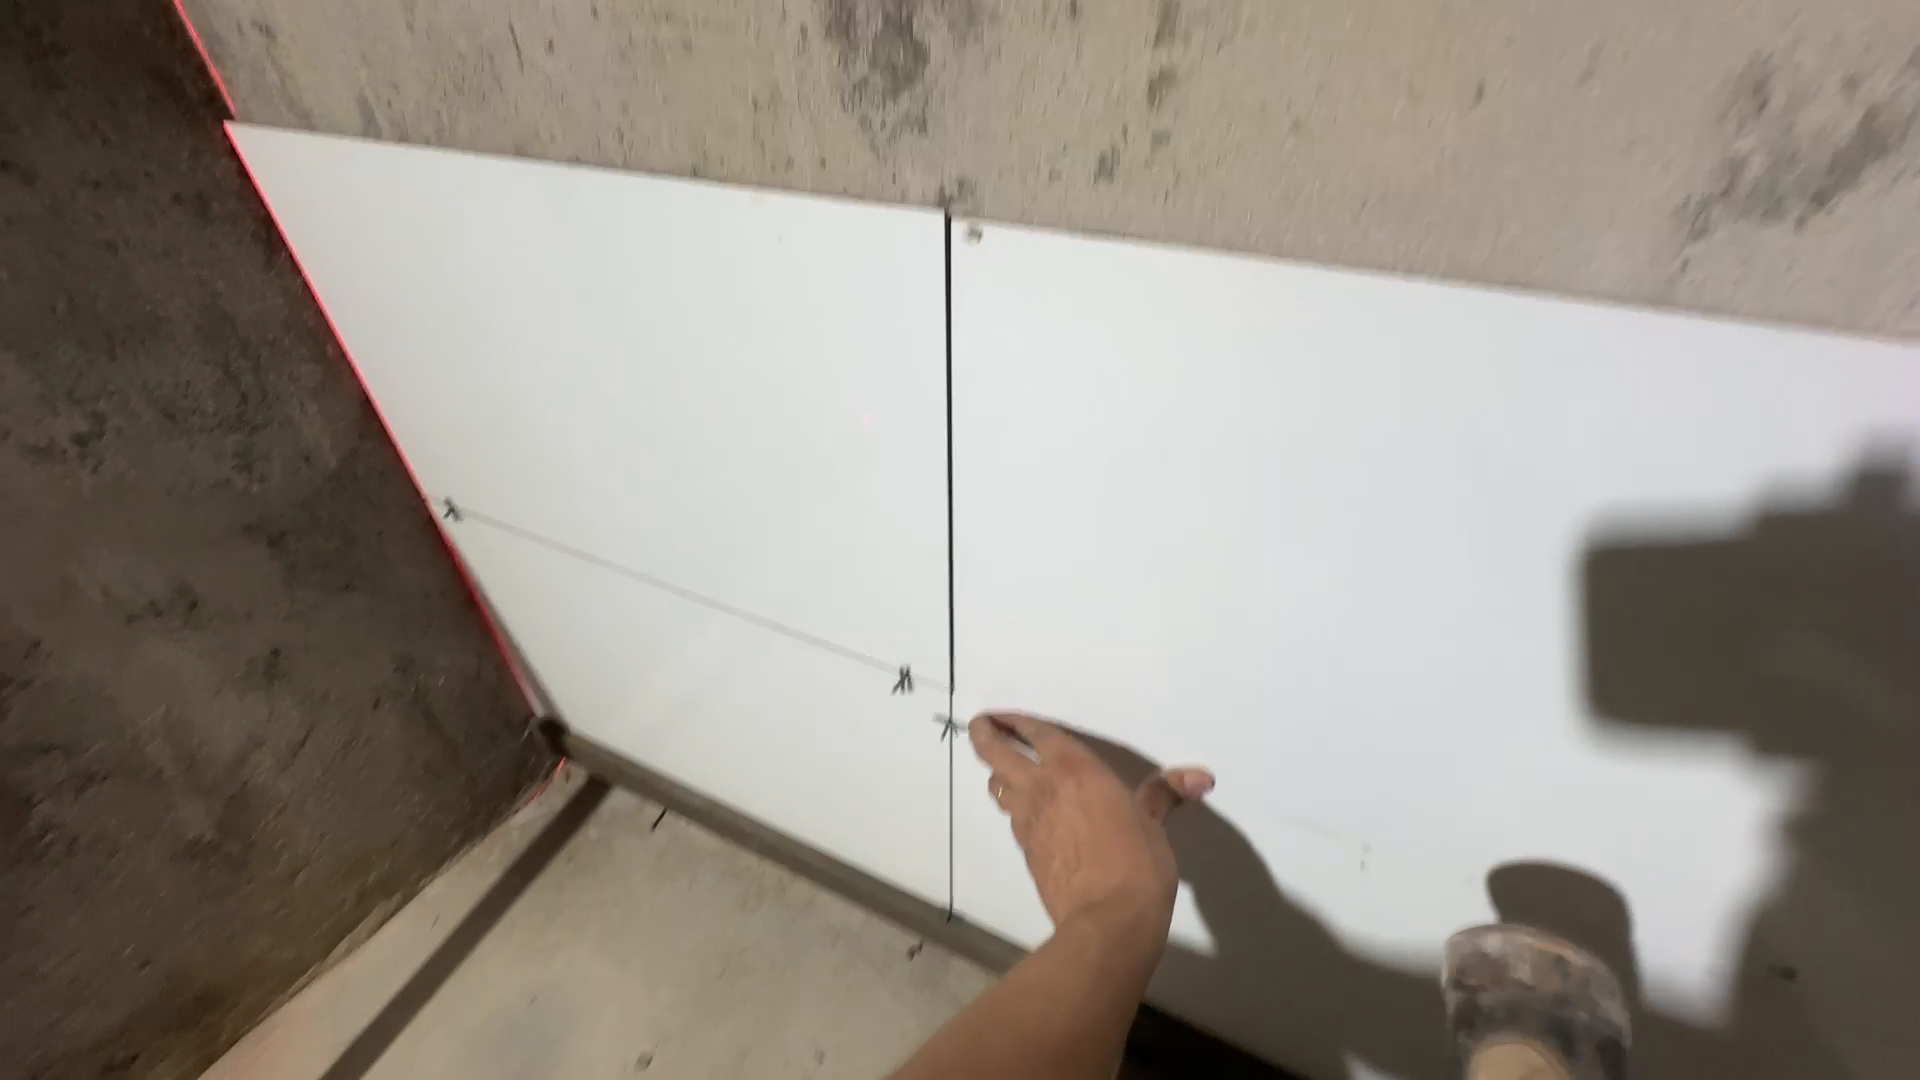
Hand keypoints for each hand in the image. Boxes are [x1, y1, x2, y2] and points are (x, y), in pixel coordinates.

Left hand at [969, 712, 1214, 943]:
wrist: (1107, 922)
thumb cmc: (1136, 863)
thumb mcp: (1153, 823)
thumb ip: (1164, 794)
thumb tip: (1200, 776)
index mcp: (1073, 768)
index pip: (1036, 732)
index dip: (1016, 720)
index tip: (1003, 714)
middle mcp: (1042, 786)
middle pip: (993, 751)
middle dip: (983, 734)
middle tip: (981, 725)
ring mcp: (1028, 819)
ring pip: (997, 785)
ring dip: (997, 773)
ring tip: (1005, 769)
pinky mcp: (1025, 850)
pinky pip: (1011, 817)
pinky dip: (1013, 807)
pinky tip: (1027, 812)